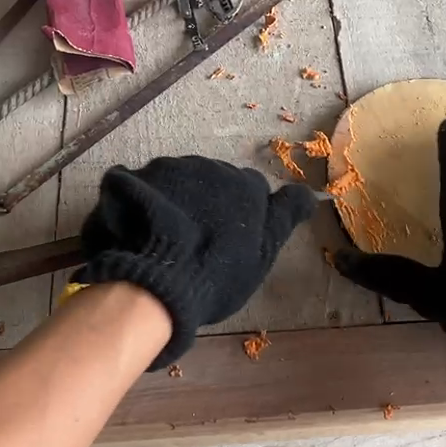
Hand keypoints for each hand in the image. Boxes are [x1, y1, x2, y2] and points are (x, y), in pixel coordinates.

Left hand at [74, 156, 315, 368]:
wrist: (153, 280)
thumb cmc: (216, 274)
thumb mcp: (263, 253)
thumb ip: (284, 216)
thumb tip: (311, 192)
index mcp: (244, 184)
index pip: (250, 188)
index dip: (241, 213)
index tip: (228, 238)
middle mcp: (209, 166)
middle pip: (213, 180)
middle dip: (207, 201)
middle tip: (195, 239)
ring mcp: (169, 169)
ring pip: (178, 180)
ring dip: (175, 200)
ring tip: (164, 237)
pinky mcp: (133, 177)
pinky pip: (141, 185)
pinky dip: (142, 201)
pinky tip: (136, 229)